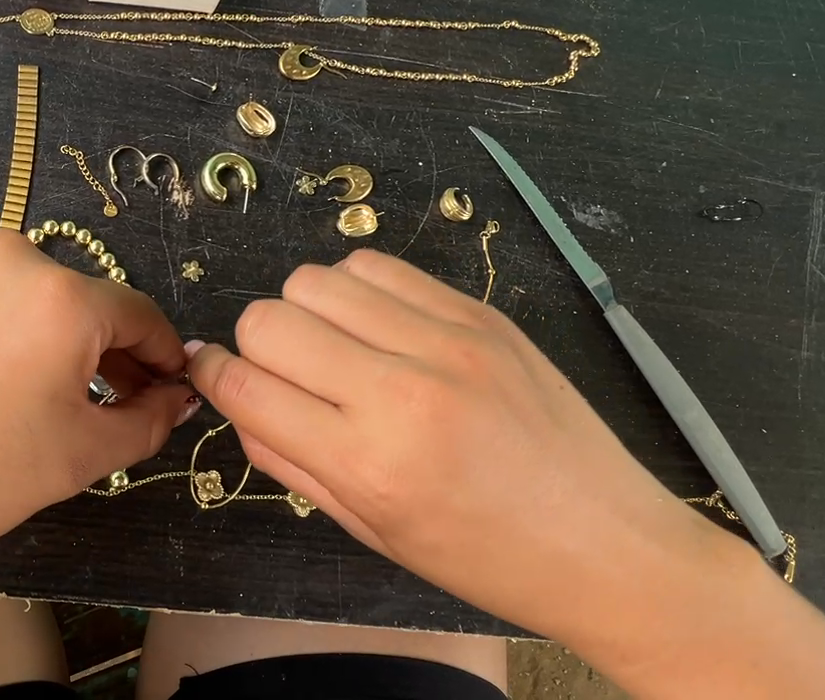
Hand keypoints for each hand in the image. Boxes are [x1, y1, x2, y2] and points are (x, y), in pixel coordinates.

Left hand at [0, 229, 194, 632]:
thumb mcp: (80, 454)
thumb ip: (148, 419)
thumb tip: (177, 396)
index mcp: (62, 293)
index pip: (140, 313)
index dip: (163, 355)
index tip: (170, 387)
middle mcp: (12, 256)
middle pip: (85, 301)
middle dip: (109, 350)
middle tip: (117, 403)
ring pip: (34, 295)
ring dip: (56, 337)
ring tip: (51, 395)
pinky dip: (6, 328)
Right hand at [186, 249, 743, 647]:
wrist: (614, 548)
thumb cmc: (482, 559)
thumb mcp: (369, 530)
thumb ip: (286, 458)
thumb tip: (232, 395)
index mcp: (368, 464)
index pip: (242, 387)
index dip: (210, 374)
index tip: (212, 374)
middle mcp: (400, 392)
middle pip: (267, 320)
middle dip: (254, 346)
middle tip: (285, 374)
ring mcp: (444, 341)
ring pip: (313, 280)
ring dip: (303, 313)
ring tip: (335, 348)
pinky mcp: (477, 311)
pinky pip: (373, 265)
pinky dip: (353, 290)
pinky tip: (375, 326)